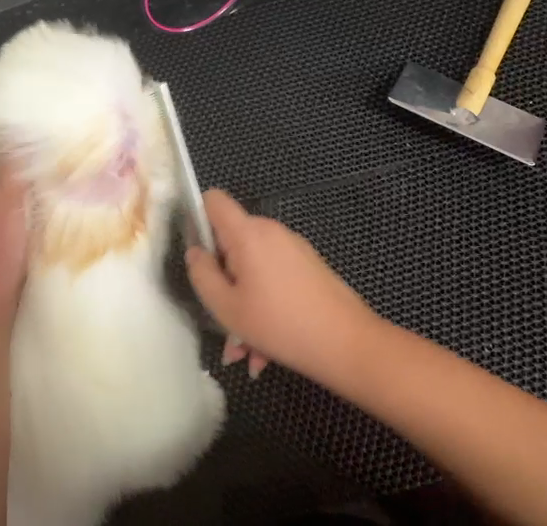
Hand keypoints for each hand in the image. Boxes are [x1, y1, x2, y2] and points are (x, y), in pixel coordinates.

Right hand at [185, 189, 383, 388]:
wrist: (350, 347)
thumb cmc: (281, 325)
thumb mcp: (226, 307)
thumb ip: (201, 274)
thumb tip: (196, 252)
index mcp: (248, 234)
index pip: (213, 199)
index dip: (198, 218)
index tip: (199, 255)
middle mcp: (271, 231)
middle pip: (233, 239)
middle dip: (223, 275)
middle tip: (222, 315)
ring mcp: (294, 248)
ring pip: (254, 266)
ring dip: (244, 298)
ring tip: (246, 346)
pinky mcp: (310, 266)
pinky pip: (275, 277)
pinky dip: (266, 302)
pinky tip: (266, 347)